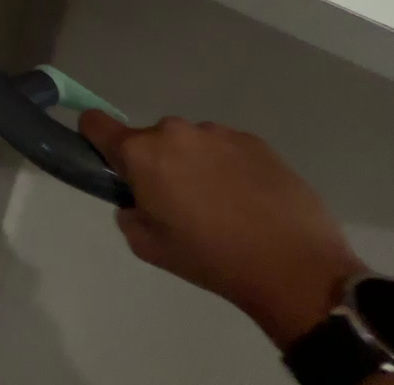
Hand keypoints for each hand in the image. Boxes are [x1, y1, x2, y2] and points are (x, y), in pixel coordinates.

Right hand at [80, 110, 364, 347]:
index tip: (111, 164)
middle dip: (156, 162)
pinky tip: (250, 200)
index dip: (95, 140)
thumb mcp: (146, 245)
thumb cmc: (211, 259)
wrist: (298, 270)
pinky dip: (229, 166)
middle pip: (149, 138)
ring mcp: (218, 133)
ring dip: (194, 163)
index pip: (95, 122)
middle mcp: (174, 132)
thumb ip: (127, 212)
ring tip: (223, 203)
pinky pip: (227, 147)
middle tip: (179, 201)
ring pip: (190, 142)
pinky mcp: (257, 142)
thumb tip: (137, 200)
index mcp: (141, 153)